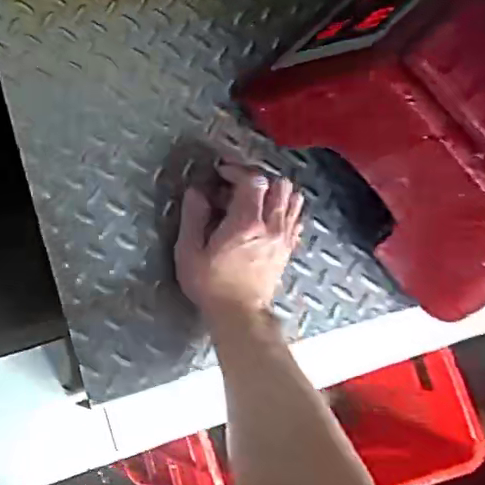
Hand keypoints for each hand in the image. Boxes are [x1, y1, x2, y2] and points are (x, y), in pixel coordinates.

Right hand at [175, 163, 303, 322]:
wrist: (239, 313)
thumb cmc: (209, 284)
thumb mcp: (189, 251)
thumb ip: (193, 217)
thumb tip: (196, 191)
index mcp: (246, 223)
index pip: (253, 180)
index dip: (236, 170)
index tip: (219, 174)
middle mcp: (272, 225)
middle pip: (279, 184)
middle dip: (256, 178)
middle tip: (234, 187)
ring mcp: (284, 236)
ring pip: (292, 197)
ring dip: (273, 191)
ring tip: (251, 200)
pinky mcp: (288, 247)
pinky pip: (295, 216)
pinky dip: (283, 208)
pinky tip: (265, 217)